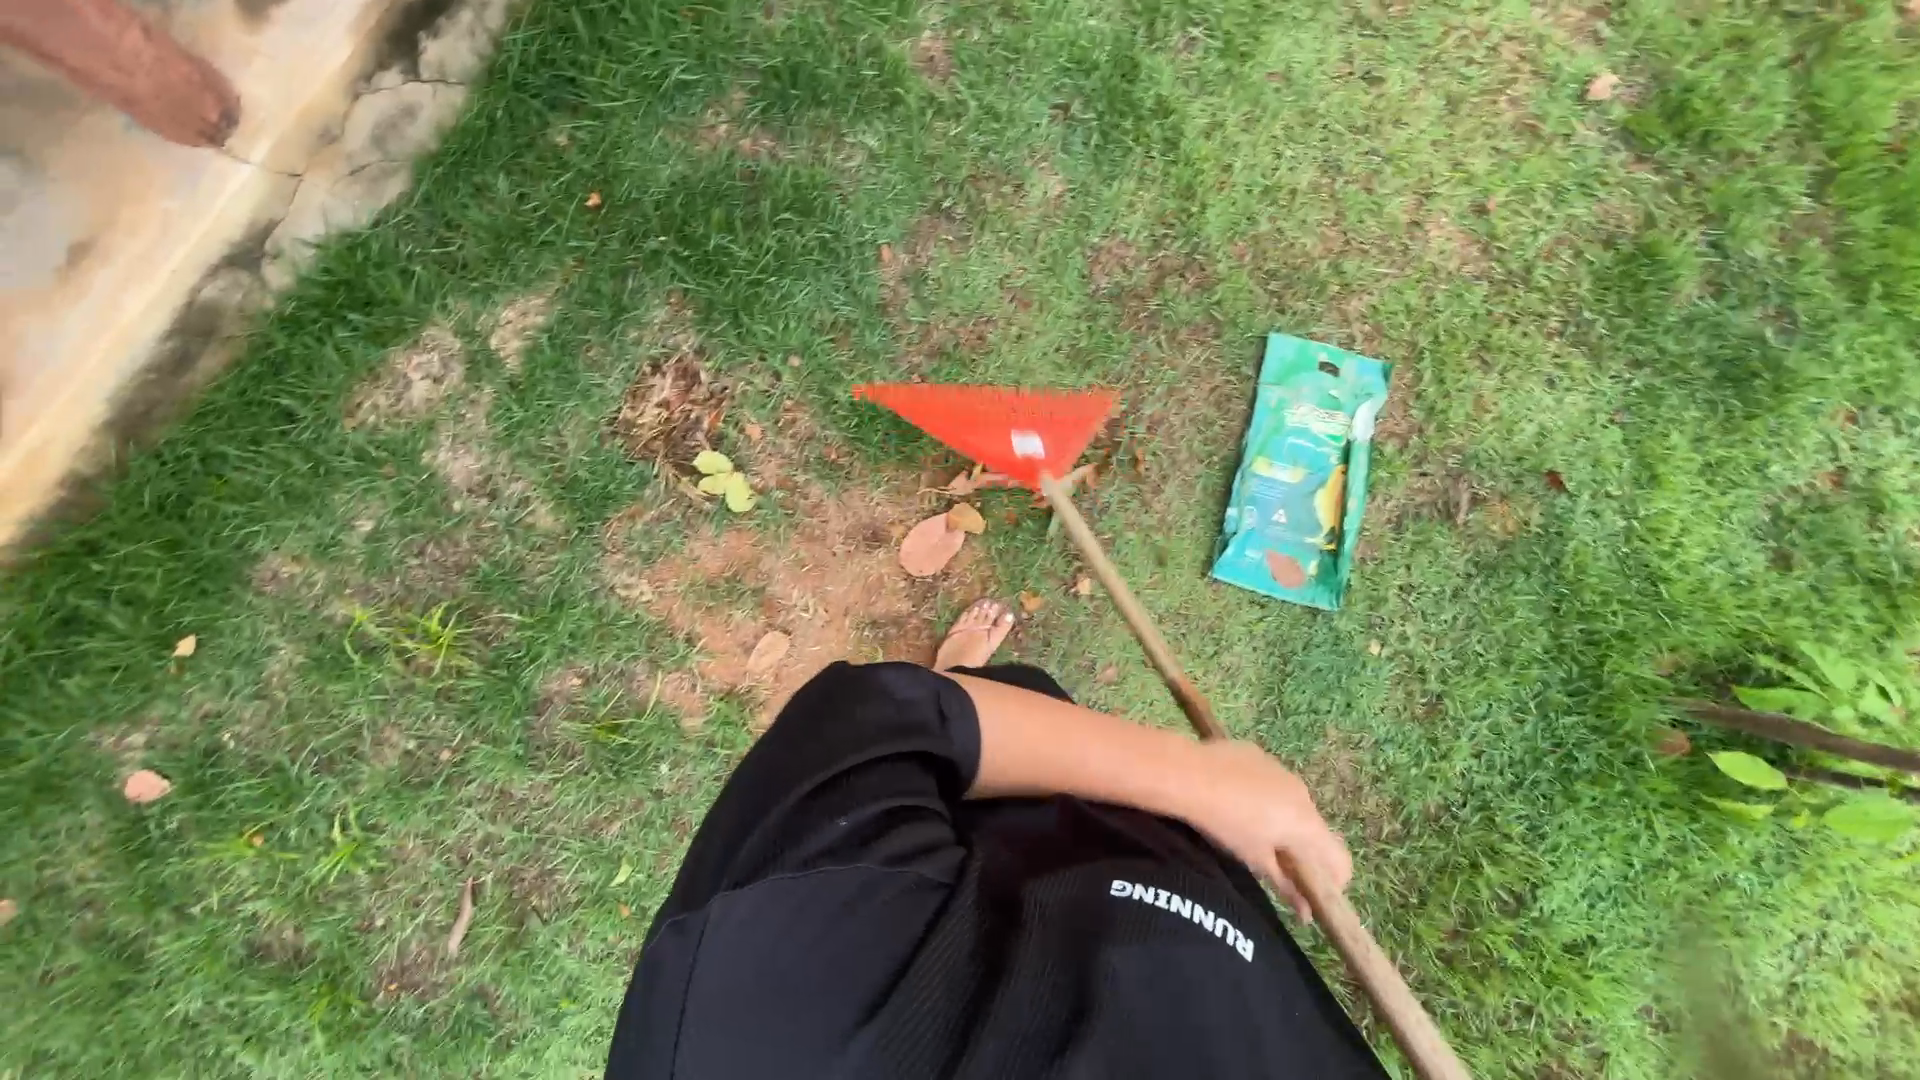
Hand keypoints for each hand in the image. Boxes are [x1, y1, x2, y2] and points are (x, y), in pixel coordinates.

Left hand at [1173, 740, 1352, 921]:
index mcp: (1307, 824)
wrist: (1190, 773)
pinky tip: (1235, 798)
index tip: (1313, 892)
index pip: (1339, 859)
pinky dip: (1263, 793)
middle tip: (1277, 861)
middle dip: (1302, 848)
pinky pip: (1270, 780)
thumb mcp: (1255, 860)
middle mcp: (1303, 794)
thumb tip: (1307, 913)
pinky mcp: (1258, 754)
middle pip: (1315, 829)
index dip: (1332, 880)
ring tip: (1251, 827)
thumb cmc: (1226, 823)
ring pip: (1292, 802)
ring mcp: (1281, 770)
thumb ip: (1287, 886)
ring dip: (1282, 818)